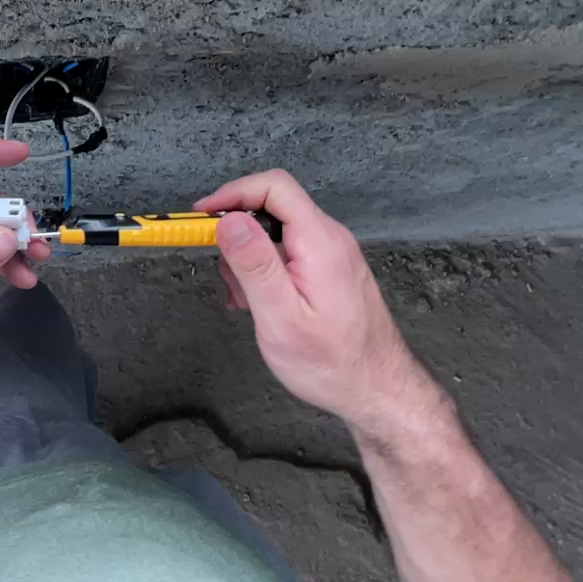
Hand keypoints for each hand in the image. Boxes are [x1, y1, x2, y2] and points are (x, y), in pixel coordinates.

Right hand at [197, 170, 439, 433]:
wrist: (380, 395)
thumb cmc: (331, 364)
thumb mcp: (281, 318)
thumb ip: (255, 265)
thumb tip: (229, 220)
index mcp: (320, 242)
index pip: (274, 186)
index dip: (233, 193)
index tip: (202, 217)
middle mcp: (329, 237)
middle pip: (271, 206)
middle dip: (237, 233)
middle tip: (226, 276)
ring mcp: (332, 252)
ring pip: (275, 231)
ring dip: (248, 257)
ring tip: (245, 300)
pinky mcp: (329, 268)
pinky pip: (287, 250)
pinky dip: (264, 268)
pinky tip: (260, 303)